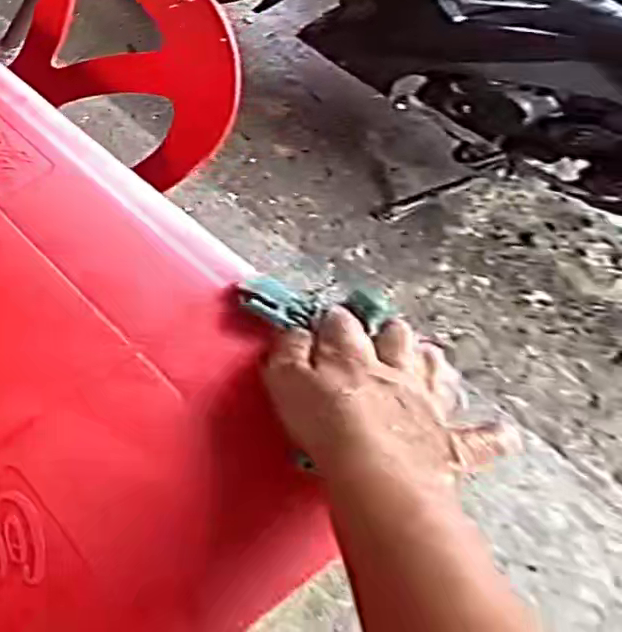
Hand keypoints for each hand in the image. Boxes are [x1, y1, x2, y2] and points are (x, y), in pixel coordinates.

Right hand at [263, 309, 517, 492]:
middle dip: (392, 331)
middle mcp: (395, 375)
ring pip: (438, 376)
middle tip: (388, 326)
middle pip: (398, 343)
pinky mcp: (454, 443)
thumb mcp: (283, 378)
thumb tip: (296, 332)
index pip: (343, 325)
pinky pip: (484, 438)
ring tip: (430, 353)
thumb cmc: (322, 423)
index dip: (337, 317)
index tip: (332, 314)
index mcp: (350, 357)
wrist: (377, 473)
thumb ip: (288, 350)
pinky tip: (502, 429)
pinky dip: (495, 433)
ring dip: (434, 363)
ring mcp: (430, 408)